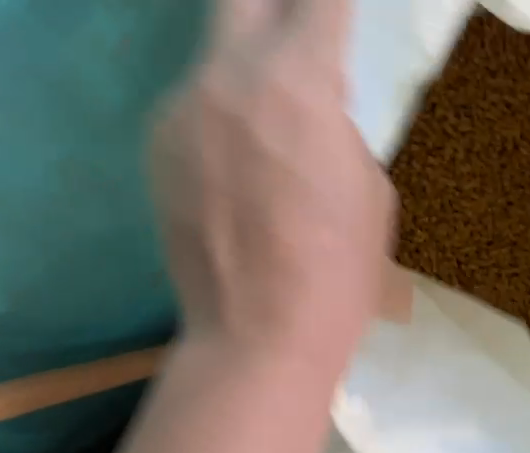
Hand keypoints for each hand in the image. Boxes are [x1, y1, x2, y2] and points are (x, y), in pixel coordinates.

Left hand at [149, 0, 393, 363]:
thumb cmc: (337, 278)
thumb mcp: (371, 196)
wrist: (257, 342)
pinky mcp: (157, 149)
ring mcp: (181, 111)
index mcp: (297, 84)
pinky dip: (223, 120)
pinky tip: (241, 173)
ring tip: (273, 128)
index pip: (317, 0)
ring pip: (216, 56)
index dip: (333, 6)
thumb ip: (339, 130)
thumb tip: (315, 109)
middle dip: (280, 8)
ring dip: (250, 73)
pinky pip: (195, 108)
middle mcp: (227, 76)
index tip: (340, 15)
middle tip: (301, 38)